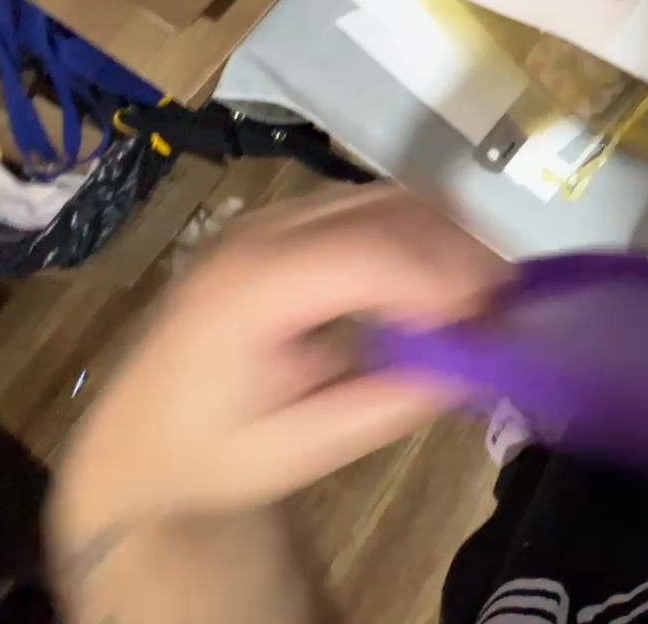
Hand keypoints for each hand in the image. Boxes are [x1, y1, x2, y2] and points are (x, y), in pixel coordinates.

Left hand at [52, 186, 510, 536]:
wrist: (144, 431)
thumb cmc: (214, 451)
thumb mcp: (300, 448)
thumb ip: (388, 403)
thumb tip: (476, 361)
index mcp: (249, 290)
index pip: (365, 253)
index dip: (439, 274)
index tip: (490, 313)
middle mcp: (264, 233)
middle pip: (389, 210)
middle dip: (460, 249)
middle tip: (503, 302)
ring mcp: (279, 216)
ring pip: (392, 196)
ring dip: (449, 235)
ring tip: (480, 290)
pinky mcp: (297, 218)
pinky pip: (380, 203)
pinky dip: (425, 231)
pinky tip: (440, 275)